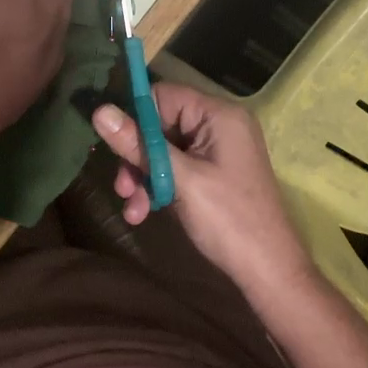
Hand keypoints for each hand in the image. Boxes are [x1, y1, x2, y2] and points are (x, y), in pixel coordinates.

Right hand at [92, 84, 313, 292]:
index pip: (164, 95)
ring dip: (143, 177)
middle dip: (137, 157)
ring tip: (133, 209)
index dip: (135, 118)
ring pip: (163, 150)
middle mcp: (219, 125)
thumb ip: (138, 144)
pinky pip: (176, 168)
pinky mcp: (213, 174)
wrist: (269, 272)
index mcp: (219, 115)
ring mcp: (217, 151)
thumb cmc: (228, 219)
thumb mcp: (178, 179)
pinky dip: (158, 186)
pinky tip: (144, 212)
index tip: (113, 145)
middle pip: (160, 124)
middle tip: (121, 187)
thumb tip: (99, 110)